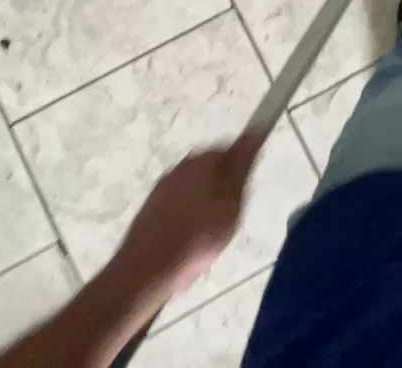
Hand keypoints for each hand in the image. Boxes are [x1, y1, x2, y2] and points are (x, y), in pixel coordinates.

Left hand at [110, 132, 264, 303]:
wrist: (150, 268)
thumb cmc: (200, 233)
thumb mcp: (234, 200)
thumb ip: (243, 164)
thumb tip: (253, 133)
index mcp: (204, 158)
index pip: (232, 149)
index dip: (241, 170)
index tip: (243, 193)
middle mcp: (181, 166)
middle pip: (210, 169)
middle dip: (221, 187)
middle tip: (229, 215)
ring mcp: (162, 187)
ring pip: (192, 189)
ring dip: (202, 203)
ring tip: (208, 233)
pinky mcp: (149, 209)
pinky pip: (176, 206)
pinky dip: (184, 217)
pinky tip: (188, 240)